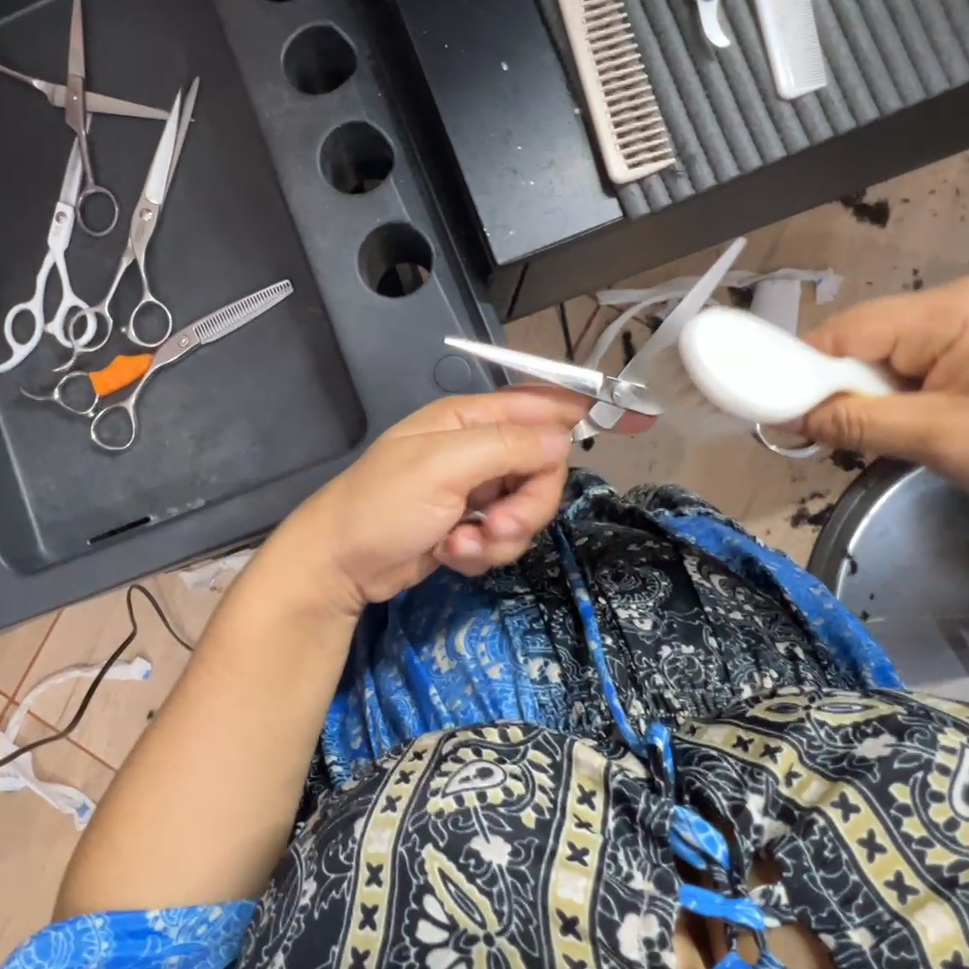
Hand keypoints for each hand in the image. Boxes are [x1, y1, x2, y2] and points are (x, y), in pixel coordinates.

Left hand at [277, 387, 649, 613]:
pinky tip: (450, 555)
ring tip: (461, 545)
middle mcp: (476, 449)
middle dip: (528, 504)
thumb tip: (562, 435)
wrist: (340, 564)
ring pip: (526, 509)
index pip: (536, 404)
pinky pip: (503, 537)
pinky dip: (482, 552)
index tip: (628, 421)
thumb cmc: (382, 504)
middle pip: (542, 467)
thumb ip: (506, 446)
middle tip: (498, 525)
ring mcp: (473, 491)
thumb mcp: (443, 466)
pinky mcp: (467, 528)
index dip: (577, 412)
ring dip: (501, 536)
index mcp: (467, 418)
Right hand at [799, 276, 968, 511]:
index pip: (844, 331)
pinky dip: (891, 399)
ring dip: (865, 398)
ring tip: (879, 436)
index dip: (803, 371)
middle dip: (837, 389)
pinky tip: (905, 426)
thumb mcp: (937, 438)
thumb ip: (853, 423)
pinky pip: (905, 368)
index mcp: (950, 310)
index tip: (778, 415)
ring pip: (878, 358)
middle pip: (858, 341)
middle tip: (833, 437)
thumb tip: (781, 420)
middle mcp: (955, 304)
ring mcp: (968, 325)